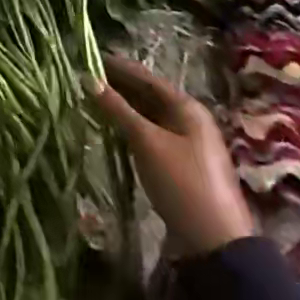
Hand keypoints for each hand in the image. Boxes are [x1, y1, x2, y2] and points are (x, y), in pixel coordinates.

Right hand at [93, 53, 255, 257]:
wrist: (214, 242)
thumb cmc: (182, 182)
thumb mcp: (147, 141)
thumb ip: (118, 109)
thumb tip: (88, 79)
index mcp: (187, 107)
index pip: (146, 77)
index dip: (117, 66)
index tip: (89, 57)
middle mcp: (188, 119)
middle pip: (148, 94)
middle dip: (117, 86)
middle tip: (85, 78)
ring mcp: (185, 142)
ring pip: (147, 115)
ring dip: (121, 107)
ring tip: (91, 98)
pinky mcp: (178, 163)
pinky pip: (149, 134)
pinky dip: (129, 127)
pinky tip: (109, 126)